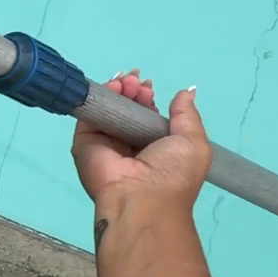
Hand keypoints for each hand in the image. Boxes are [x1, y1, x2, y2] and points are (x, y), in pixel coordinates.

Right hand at [70, 69, 211, 211]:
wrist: (142, 197)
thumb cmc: (173, 173)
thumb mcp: (194, 143)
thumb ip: (187, 116)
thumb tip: (187, 91)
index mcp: (152, 145)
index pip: (144, 114)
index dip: (146, 97)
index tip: (149, 85)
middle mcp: (126, 142)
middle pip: (124, 107)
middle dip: (131, 90)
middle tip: (137, 80)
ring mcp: (104, 140)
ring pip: (106, 107)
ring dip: (116, 89)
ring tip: (127, 81)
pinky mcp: (84, 139)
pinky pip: (88, 113)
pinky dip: (98, 96)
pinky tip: (111, 86)